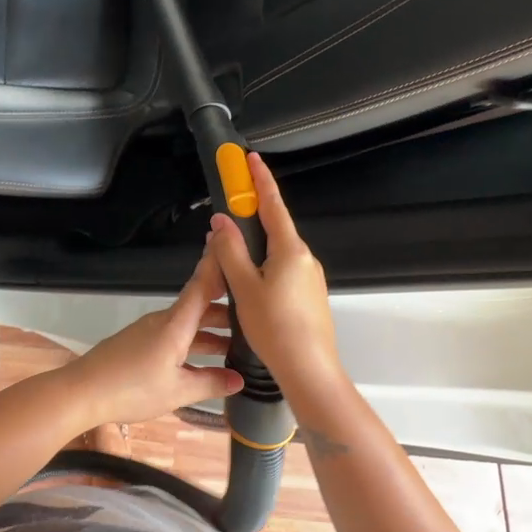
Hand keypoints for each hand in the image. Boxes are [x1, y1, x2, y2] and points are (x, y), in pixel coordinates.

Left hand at [59, 255, 244, 426]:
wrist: (84, 391)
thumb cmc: (132, 387)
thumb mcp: (177, 391)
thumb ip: (210, 383)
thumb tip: (239, 378)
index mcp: (174, 325)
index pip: (201, 287)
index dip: (216, 266)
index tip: (230, 243)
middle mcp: (163, 321)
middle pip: (199, 307)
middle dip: (227, 309)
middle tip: (258, 312)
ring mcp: (150, 332)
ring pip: (188, 325)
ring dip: (212, 331)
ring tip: (242, 342)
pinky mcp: (141, 344)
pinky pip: (176, 336)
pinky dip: (195, 342)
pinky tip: (209, 361)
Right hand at [206, 152, 341, 394]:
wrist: (310, 372)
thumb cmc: (277, 328)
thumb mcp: (244, 287)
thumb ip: (230, 251)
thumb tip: (221, 222)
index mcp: (290, 250)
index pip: (272, 204)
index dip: (259, 179)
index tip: (250, 159)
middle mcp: (304, 259)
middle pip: (273, 227)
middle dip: (250, 216)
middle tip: (227, 209)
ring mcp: (309, 279)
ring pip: (275, 252)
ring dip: (253, 247)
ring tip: (227, 258)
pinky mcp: (308, 296)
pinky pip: (280, 269)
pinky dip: (261, 266)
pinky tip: (245, 285)